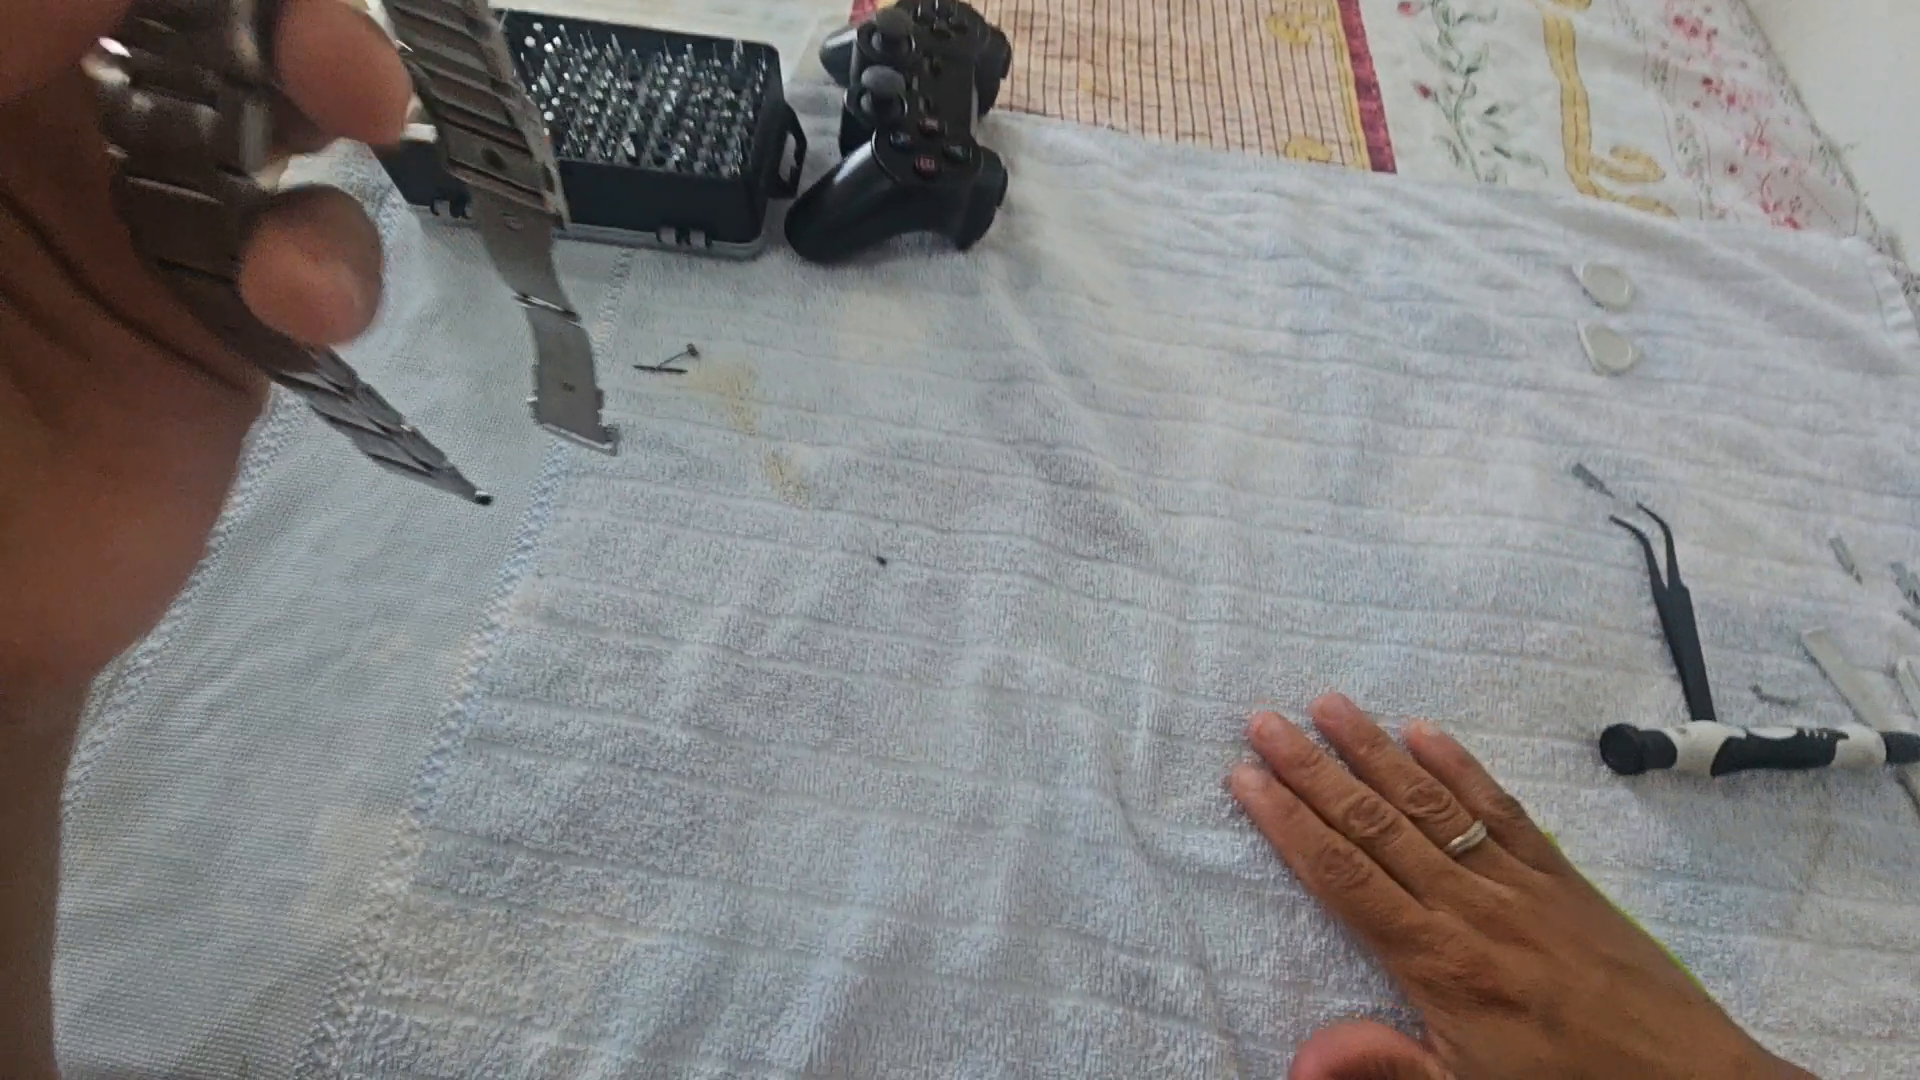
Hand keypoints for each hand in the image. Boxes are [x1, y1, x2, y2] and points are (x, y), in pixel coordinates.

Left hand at [0, 0, 410, 701]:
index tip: (249, 17)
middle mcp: (44, 115)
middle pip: (202, 32)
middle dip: (294, 38)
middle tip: (351, 81)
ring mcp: (146, 220)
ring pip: (283, 137)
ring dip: (325, 192)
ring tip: (313, 262)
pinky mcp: (232, 322)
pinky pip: (316, 264)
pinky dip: (337, 276)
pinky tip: (311, 315)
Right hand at [1229, 694, 1818, 1079]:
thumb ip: (1384, 1071)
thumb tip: (1298, 1062)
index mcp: (1437, 959)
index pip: (1340, 872)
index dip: (1286, 821)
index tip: (1244, 776)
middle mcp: (1465, 905)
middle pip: (1371, 821)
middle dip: (1310, 768)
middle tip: (1263, 721)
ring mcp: (1512, 880)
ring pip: (1427, 800)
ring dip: (1371, 748)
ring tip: (1326, 703)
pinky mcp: (1556, 872)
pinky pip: (1500, 808)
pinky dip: (1459, 765)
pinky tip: (1422, 728)